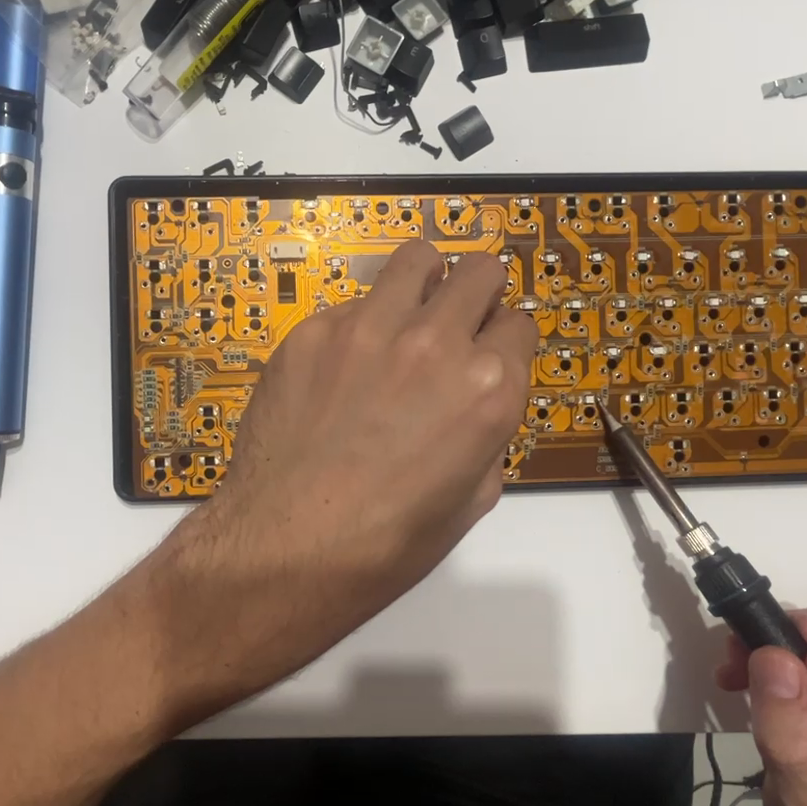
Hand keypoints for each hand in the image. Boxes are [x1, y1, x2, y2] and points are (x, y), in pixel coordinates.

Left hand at [143, 242, 536, 712]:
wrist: (287, 546)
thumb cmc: (383, 543)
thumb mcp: (471, 499)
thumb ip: (488, 431)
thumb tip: (479, 399)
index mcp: (487, 389)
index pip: (519, 324)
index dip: (506, 338)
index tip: (492, 346)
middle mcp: (435, 345)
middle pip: (479, 272)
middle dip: (479, 289)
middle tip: (461, 311)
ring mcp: (368, 330)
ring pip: (416, 259)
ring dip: (425, 278)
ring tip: (410, 306)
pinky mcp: (313, 332)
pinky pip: (351, 303)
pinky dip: (360, 322)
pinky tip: (343, 363)